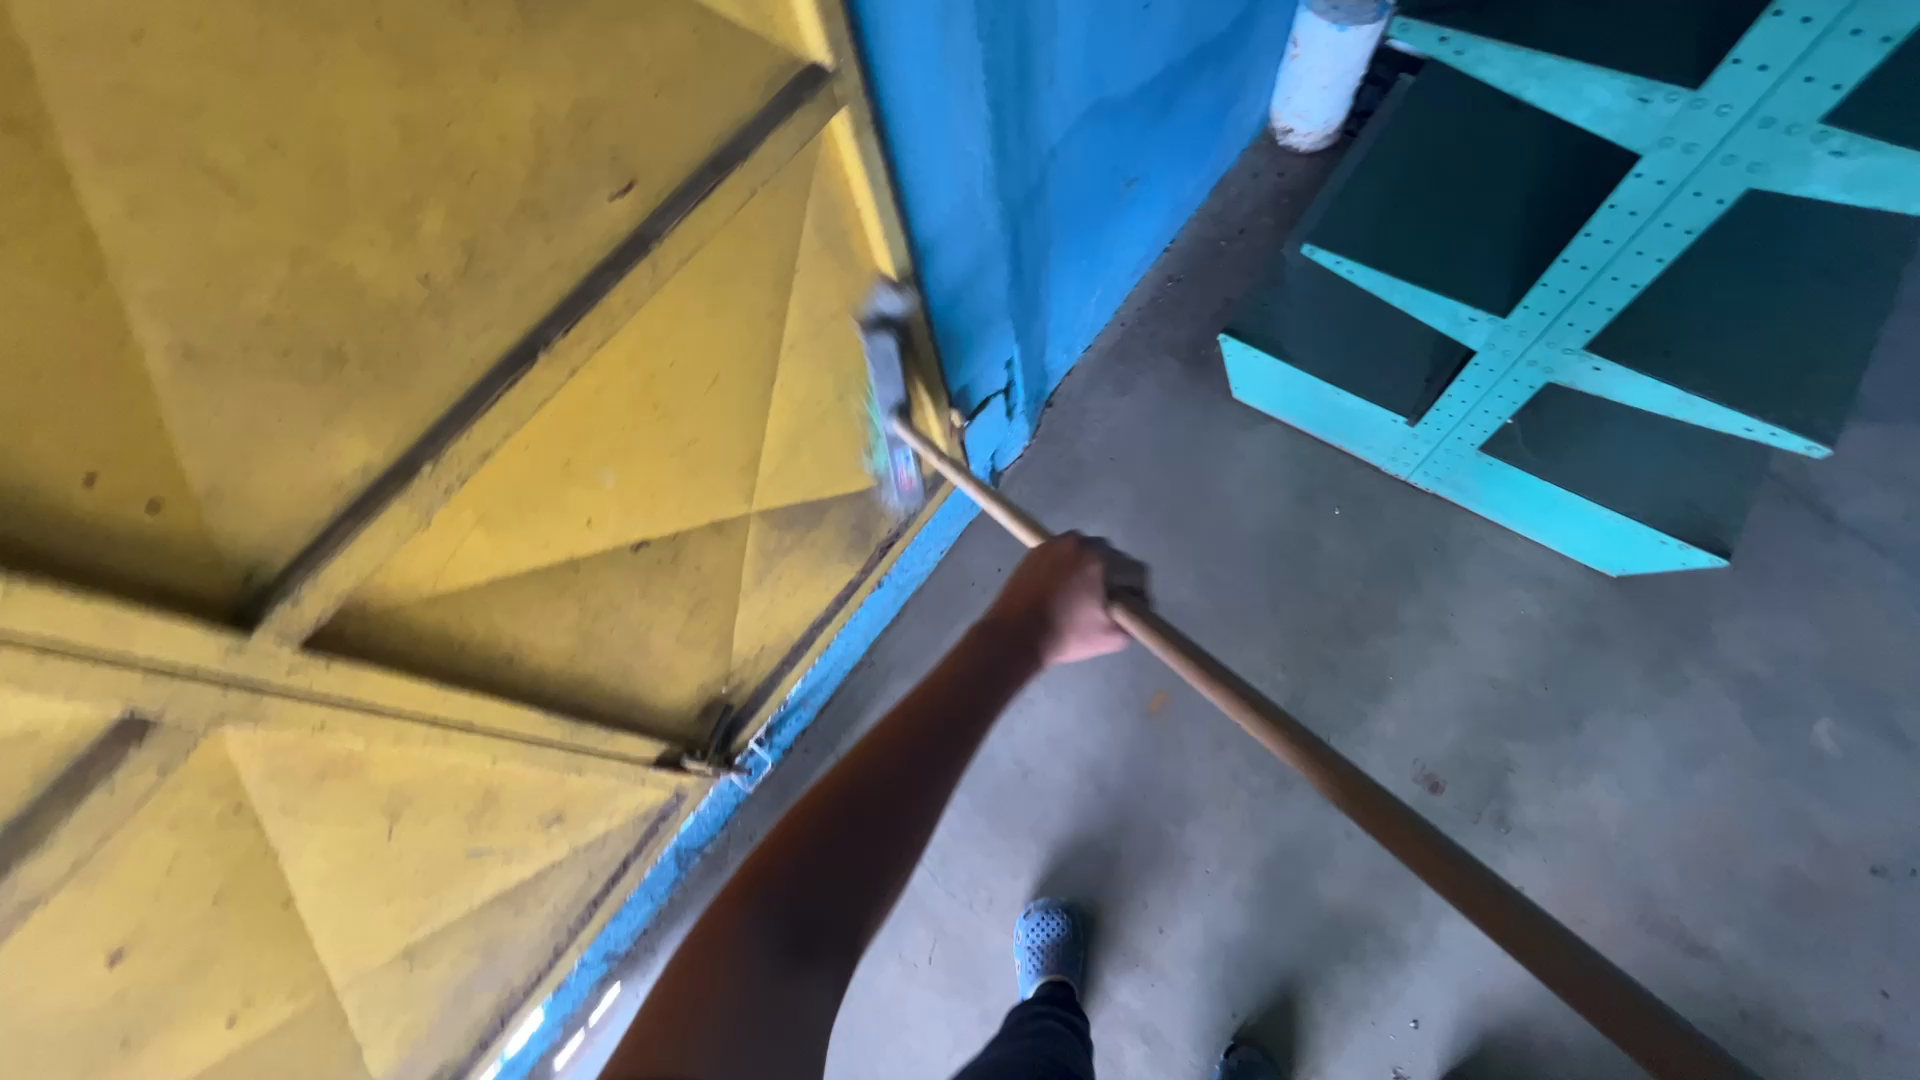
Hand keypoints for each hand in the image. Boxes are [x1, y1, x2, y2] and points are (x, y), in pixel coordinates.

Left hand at [984, 533, 1146, 665]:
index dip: (1137, 593)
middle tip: (1102, 603)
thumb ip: (1137, 620)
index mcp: (1103, 560)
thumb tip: (1139, 607)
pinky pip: (1063, 554)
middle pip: (1112, 558)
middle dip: (1113, 579)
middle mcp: (1081, 542)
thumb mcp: (1113, 637)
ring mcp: (1055, 543)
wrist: (1015, 634)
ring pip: (1087, 553)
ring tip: (1079, 596)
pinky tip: (1060, 589)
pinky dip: (1067, 567)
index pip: (1136, 572)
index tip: (1127, 610)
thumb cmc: (1066, 635)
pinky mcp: (1037, 549)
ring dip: (1090, 570)